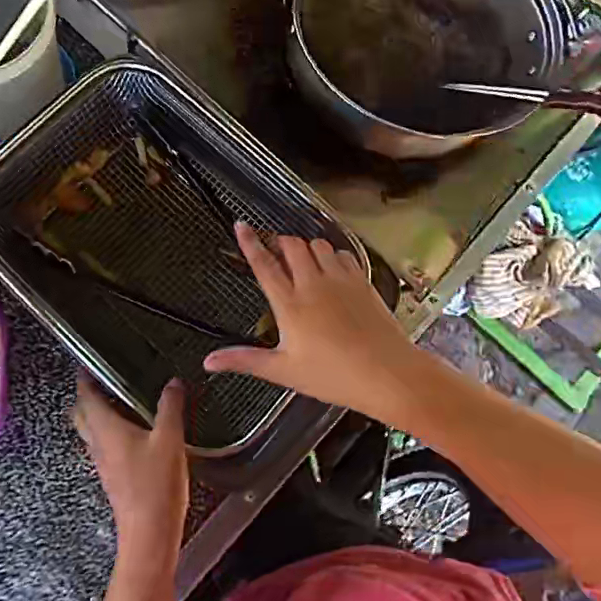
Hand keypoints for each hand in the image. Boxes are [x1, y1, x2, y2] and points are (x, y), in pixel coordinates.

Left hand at [72, 370, 187, 569]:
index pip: (84, 395)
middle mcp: (97, 442)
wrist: (148, 534)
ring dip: (97, 415)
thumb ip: (170, 407)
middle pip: (81, 413)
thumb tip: (173, 383)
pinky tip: (131, 435)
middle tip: (102, 383)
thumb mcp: (170, 439)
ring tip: (119, 404)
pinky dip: (109, 434)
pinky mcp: (111, 476)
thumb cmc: (155, 485)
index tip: (88, 364)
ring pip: (90, 431)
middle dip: (87, 396)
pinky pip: (102, 447)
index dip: (84, 378)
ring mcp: (101, 461)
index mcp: (105, 427)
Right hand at [203, 223, 432, 426]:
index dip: (249, 242)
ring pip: (318, 245)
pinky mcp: (362, 283)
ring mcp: (341, 281)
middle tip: (274, 251)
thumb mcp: (282, 370)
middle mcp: (313, 285)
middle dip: (279, 242)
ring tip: (300, 260)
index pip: (263, 263)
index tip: (240, 225)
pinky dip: (332, 255)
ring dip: (305, 247)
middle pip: (291, 245)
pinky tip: (330, 269)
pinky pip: (343, 254)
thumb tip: (210, 361)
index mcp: (289, 304)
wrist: (390, 375)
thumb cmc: (334, 375)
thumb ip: (243, 360)